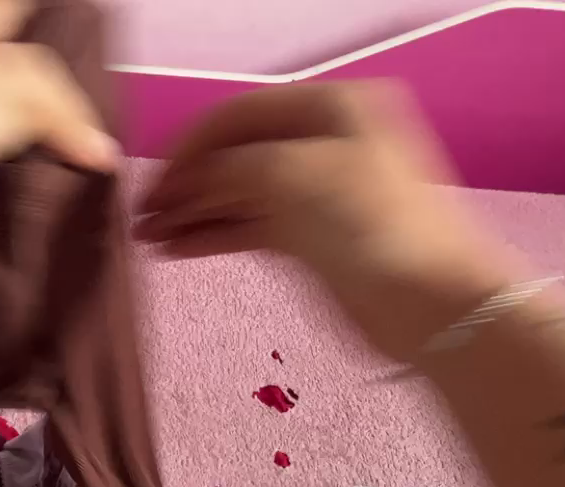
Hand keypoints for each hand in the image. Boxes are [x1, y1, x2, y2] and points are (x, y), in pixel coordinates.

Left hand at [0, 0, 118, 248]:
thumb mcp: (20, 81)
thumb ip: (68, 111)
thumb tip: (103, 156)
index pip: (25, 4)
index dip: (67, 23)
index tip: (102, 61)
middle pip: (16, 79)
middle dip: (57, 109)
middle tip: (99, 139)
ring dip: (31, 163)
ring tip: (78, 184)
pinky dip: (1, 203)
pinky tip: (34, 218)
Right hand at [133, 82, 525, 359]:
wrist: (423, 300)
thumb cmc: (368, 224)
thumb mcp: (295, 175)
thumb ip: (232, 168)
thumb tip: (183, 182)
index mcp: (328, 109)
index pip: (237, 118)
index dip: (188, 150)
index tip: (151, 186)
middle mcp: (317, 145)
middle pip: (233, 158)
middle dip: (184, 185)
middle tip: (140, 219)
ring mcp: (311, 194)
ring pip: (235, 196)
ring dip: (190, 214)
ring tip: (147, 239)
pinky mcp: (305, 239)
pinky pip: (246, 228)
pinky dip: (210, 236)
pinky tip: (176, 250)